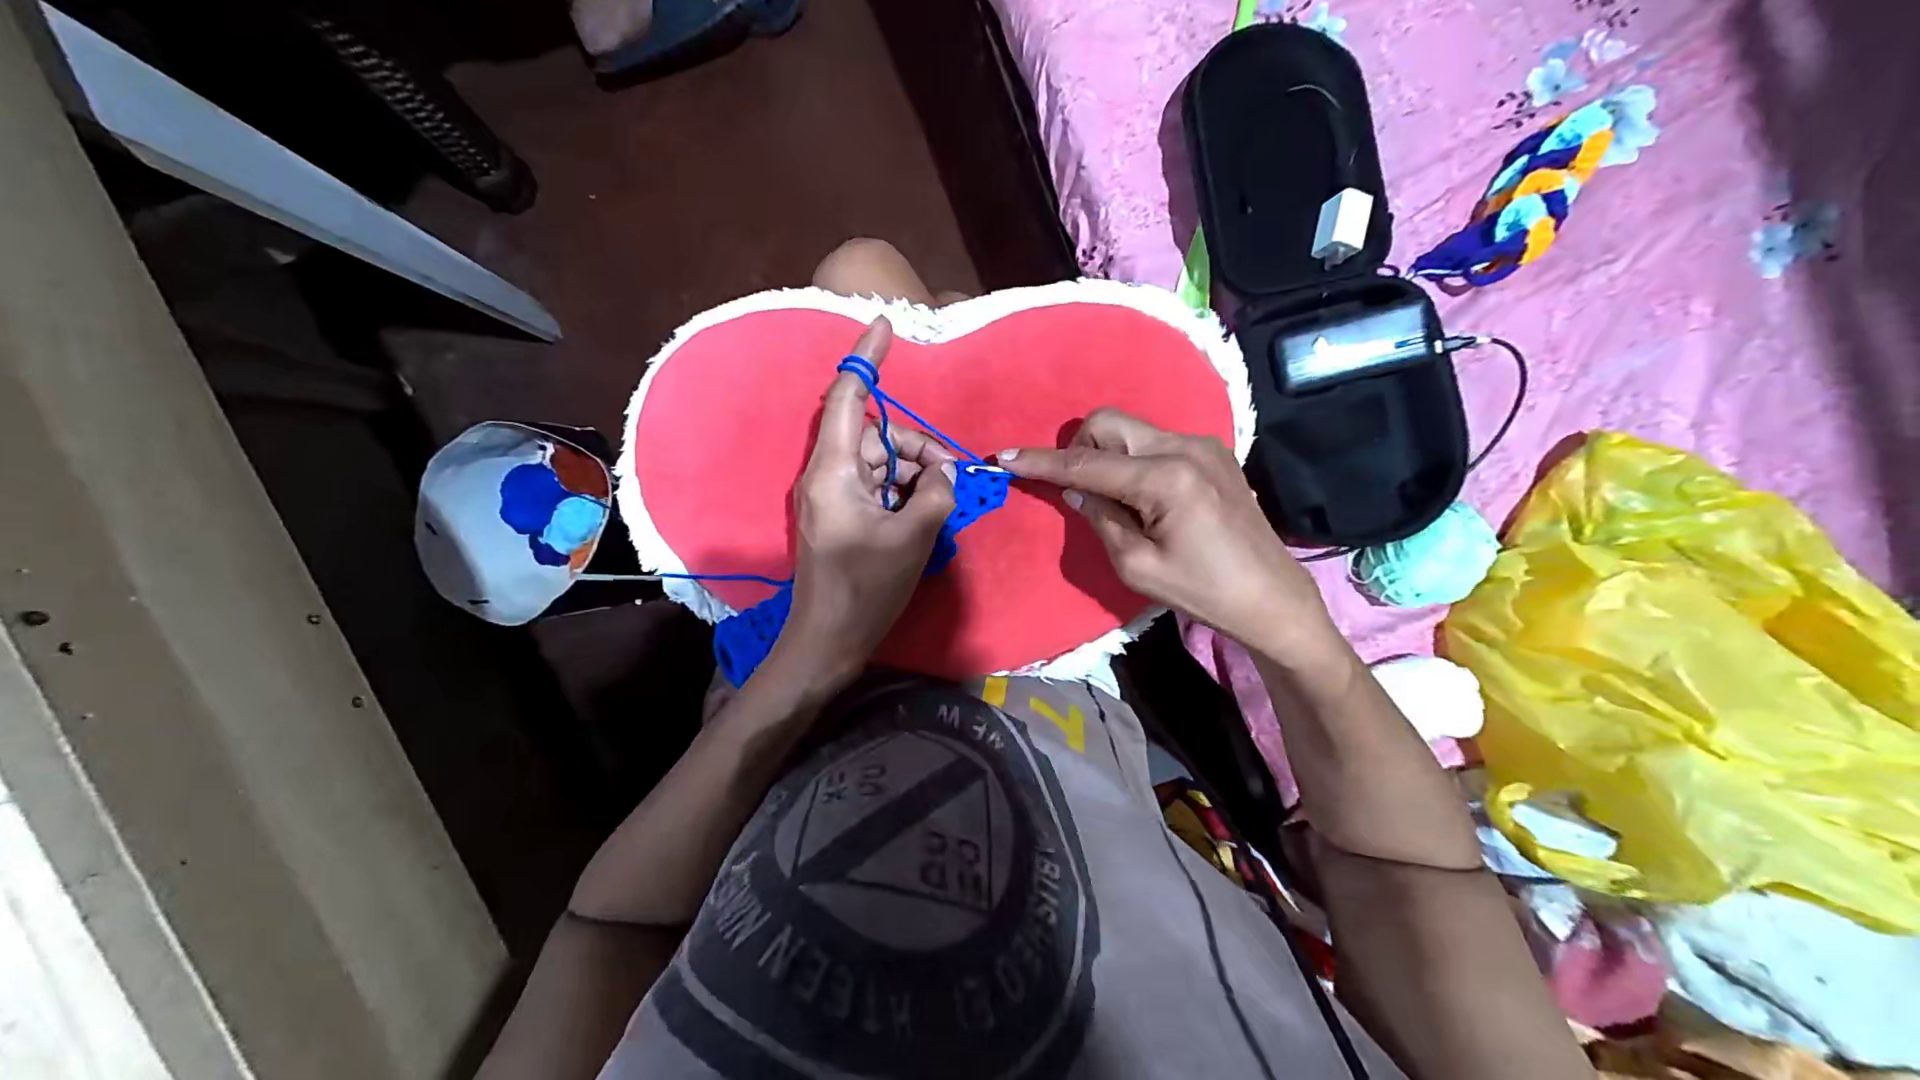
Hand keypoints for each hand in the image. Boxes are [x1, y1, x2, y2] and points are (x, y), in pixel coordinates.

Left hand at [778, 317, 955, 683]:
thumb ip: (936, 492)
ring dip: (913, 472)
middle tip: (950, 476)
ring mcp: (831, 496)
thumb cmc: (866, 588)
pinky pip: (875, 485)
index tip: (884, 324)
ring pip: (879, 461)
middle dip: (916, 446)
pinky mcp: (839, 515)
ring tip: (940, 501)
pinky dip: (901, 490)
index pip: (846, 397)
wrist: (828, 639)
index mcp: (834, 471)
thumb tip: (943, 471)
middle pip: (875, 434)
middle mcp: (827, 475)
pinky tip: (923, 512)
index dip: (865, 358)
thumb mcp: (914, 536)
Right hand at [999, 408, 1339, 663]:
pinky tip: (1145, 497)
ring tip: (1117, 501)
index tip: (1005, 458)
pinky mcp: (1213, 453)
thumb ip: (1100, 518)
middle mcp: (1184, 447)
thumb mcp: (1137, 567)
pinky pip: (1154, 442)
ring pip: (1131, 430)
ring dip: (1107, 456)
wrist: (1272, 595)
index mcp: (1165, 479)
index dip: (1041, 462)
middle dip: (1080, 448)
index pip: (1085, 464)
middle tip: (1081, 491)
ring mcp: (1203, 445)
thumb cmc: (1203, 591)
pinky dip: (1133, 460)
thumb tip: (1075, 489)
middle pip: (1108, 423)